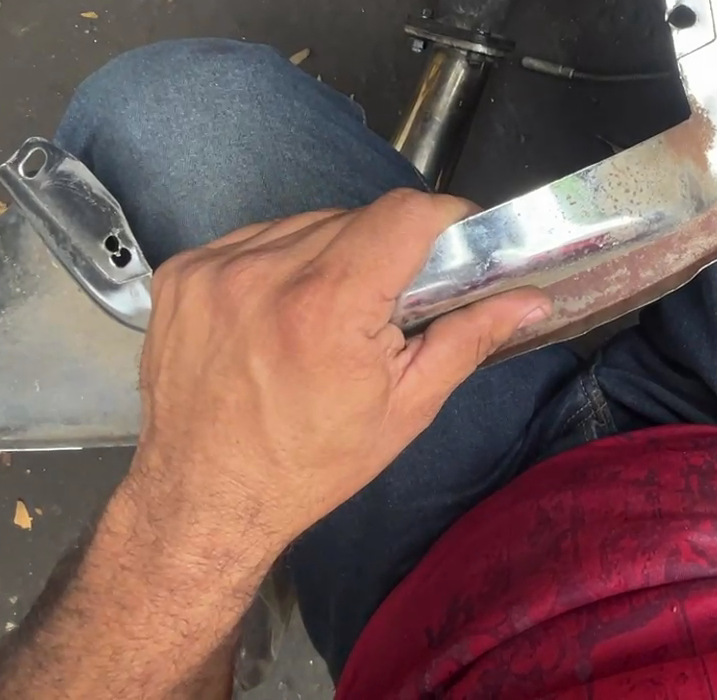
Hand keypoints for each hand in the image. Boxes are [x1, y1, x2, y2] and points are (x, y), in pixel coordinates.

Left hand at [112, 189, 549, 569]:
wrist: (200, 504)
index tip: (457, 240)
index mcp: (328, 306)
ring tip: (338, 304)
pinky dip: (288, 258)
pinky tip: (288, 304)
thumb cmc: (313, 463)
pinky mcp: (183, 271)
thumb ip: (471, 337)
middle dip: (392, 245)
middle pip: (362, 215)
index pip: (405, 212)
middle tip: (397, 294)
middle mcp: (266, 272)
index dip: (444, 216)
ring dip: (339, 249)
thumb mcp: (408, 406)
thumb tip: (533, 299)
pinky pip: (262, 235)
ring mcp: (216, 268)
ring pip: (312, 220)